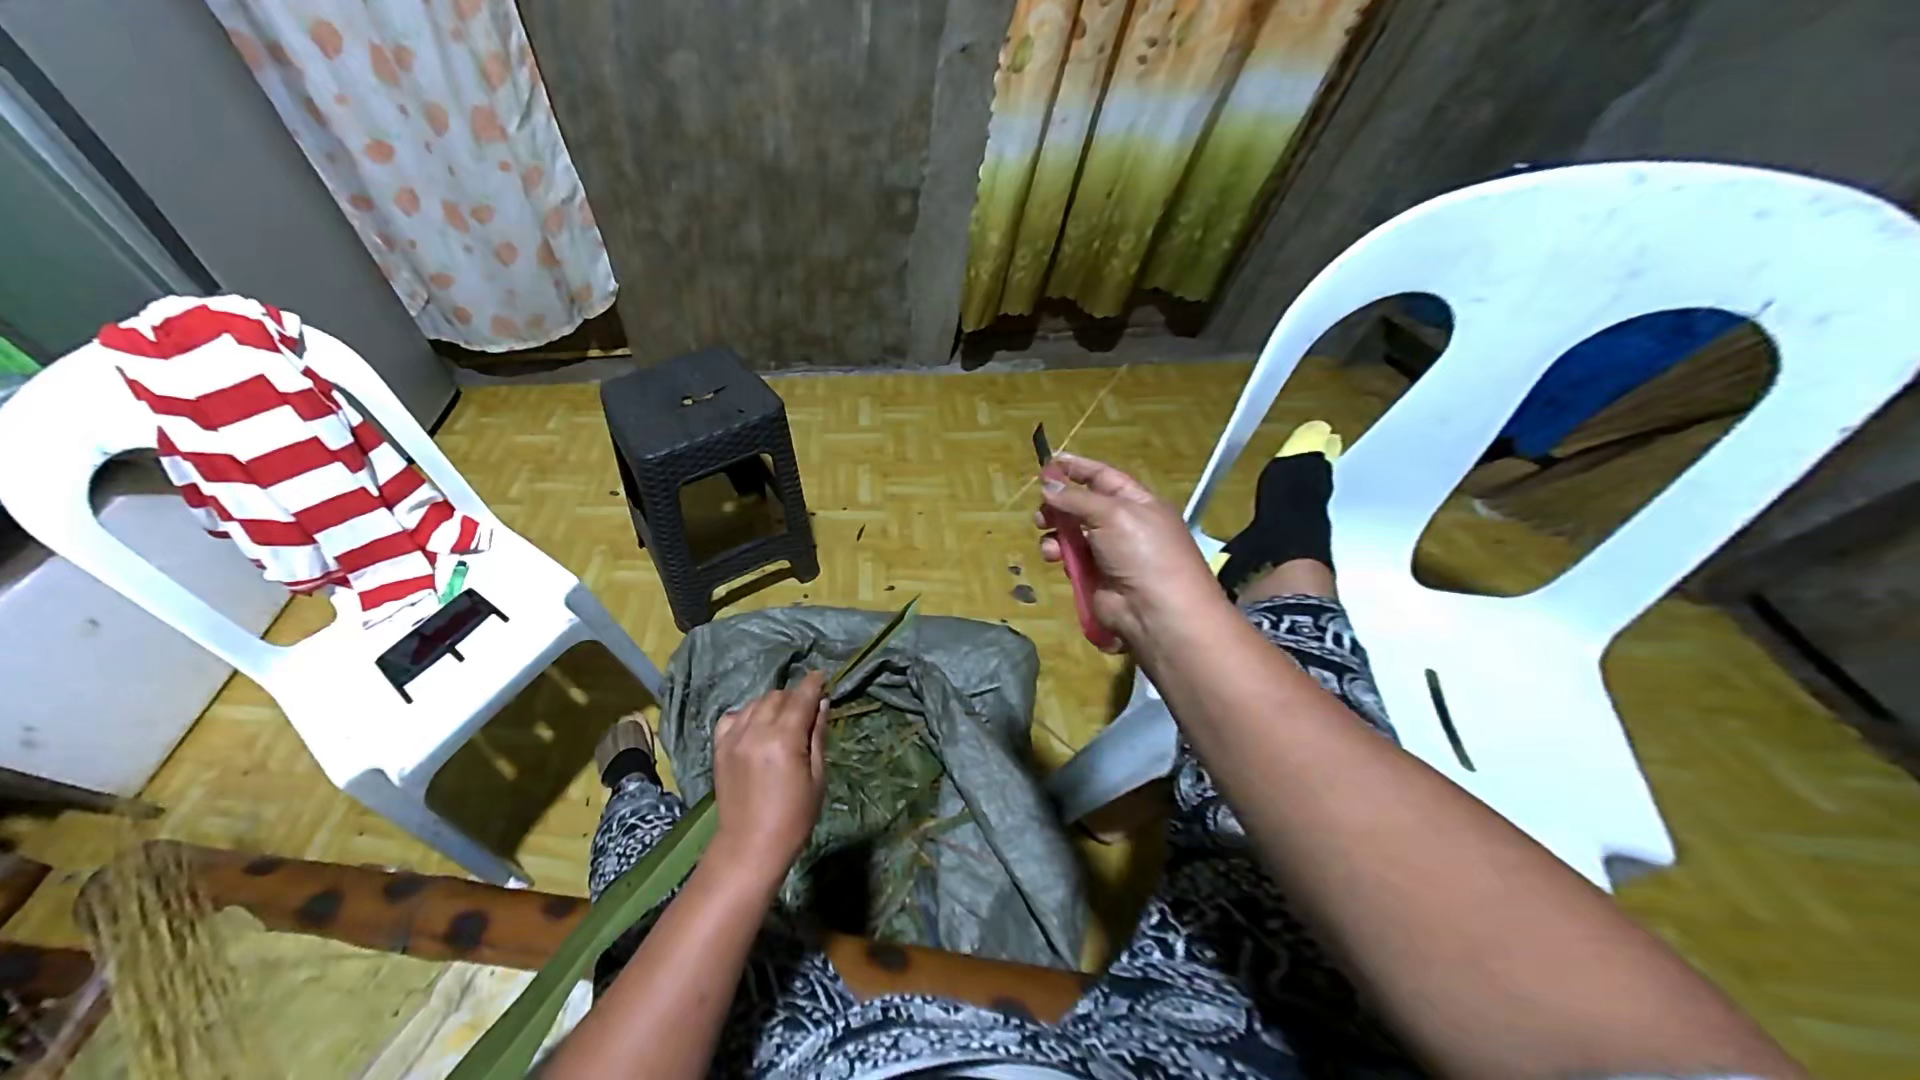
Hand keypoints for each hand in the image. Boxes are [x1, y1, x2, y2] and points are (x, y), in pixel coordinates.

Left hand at [710, 670, 828, 872]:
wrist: (750, 846)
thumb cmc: (794, 816)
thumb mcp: (817, 777)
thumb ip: (818, 735)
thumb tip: (822, 704)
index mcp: (784, 739)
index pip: (802, 696)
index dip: (815, 683)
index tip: (824, 677)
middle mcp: (756, 731)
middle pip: (778, 696)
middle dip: (795, 696)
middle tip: (807, 710)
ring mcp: (734, 738)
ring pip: (756, 702)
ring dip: (773, 704)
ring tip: (783, 719)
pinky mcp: (720, 748)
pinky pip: (734, 716)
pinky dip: (748, 714)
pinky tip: (757, 727)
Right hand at [1036, 453, 1224, 647]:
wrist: (1155, 611)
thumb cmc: (1142, 551)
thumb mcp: (1112, 514)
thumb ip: (1076, 498)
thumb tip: (1047, 484)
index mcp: (1137, 502)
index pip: (1103, 477)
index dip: (1077, 468)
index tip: (1048, 463)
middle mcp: (1123, 524)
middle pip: (1083, 504)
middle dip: (1059, 502)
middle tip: (1041, 505)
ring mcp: (1108, 552)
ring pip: (1072, 531)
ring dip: (1055, 528)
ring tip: (1044, 529)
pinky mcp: (1094, 576)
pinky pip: (1070, 557)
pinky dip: (1058, 553)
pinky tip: (1053, 555)